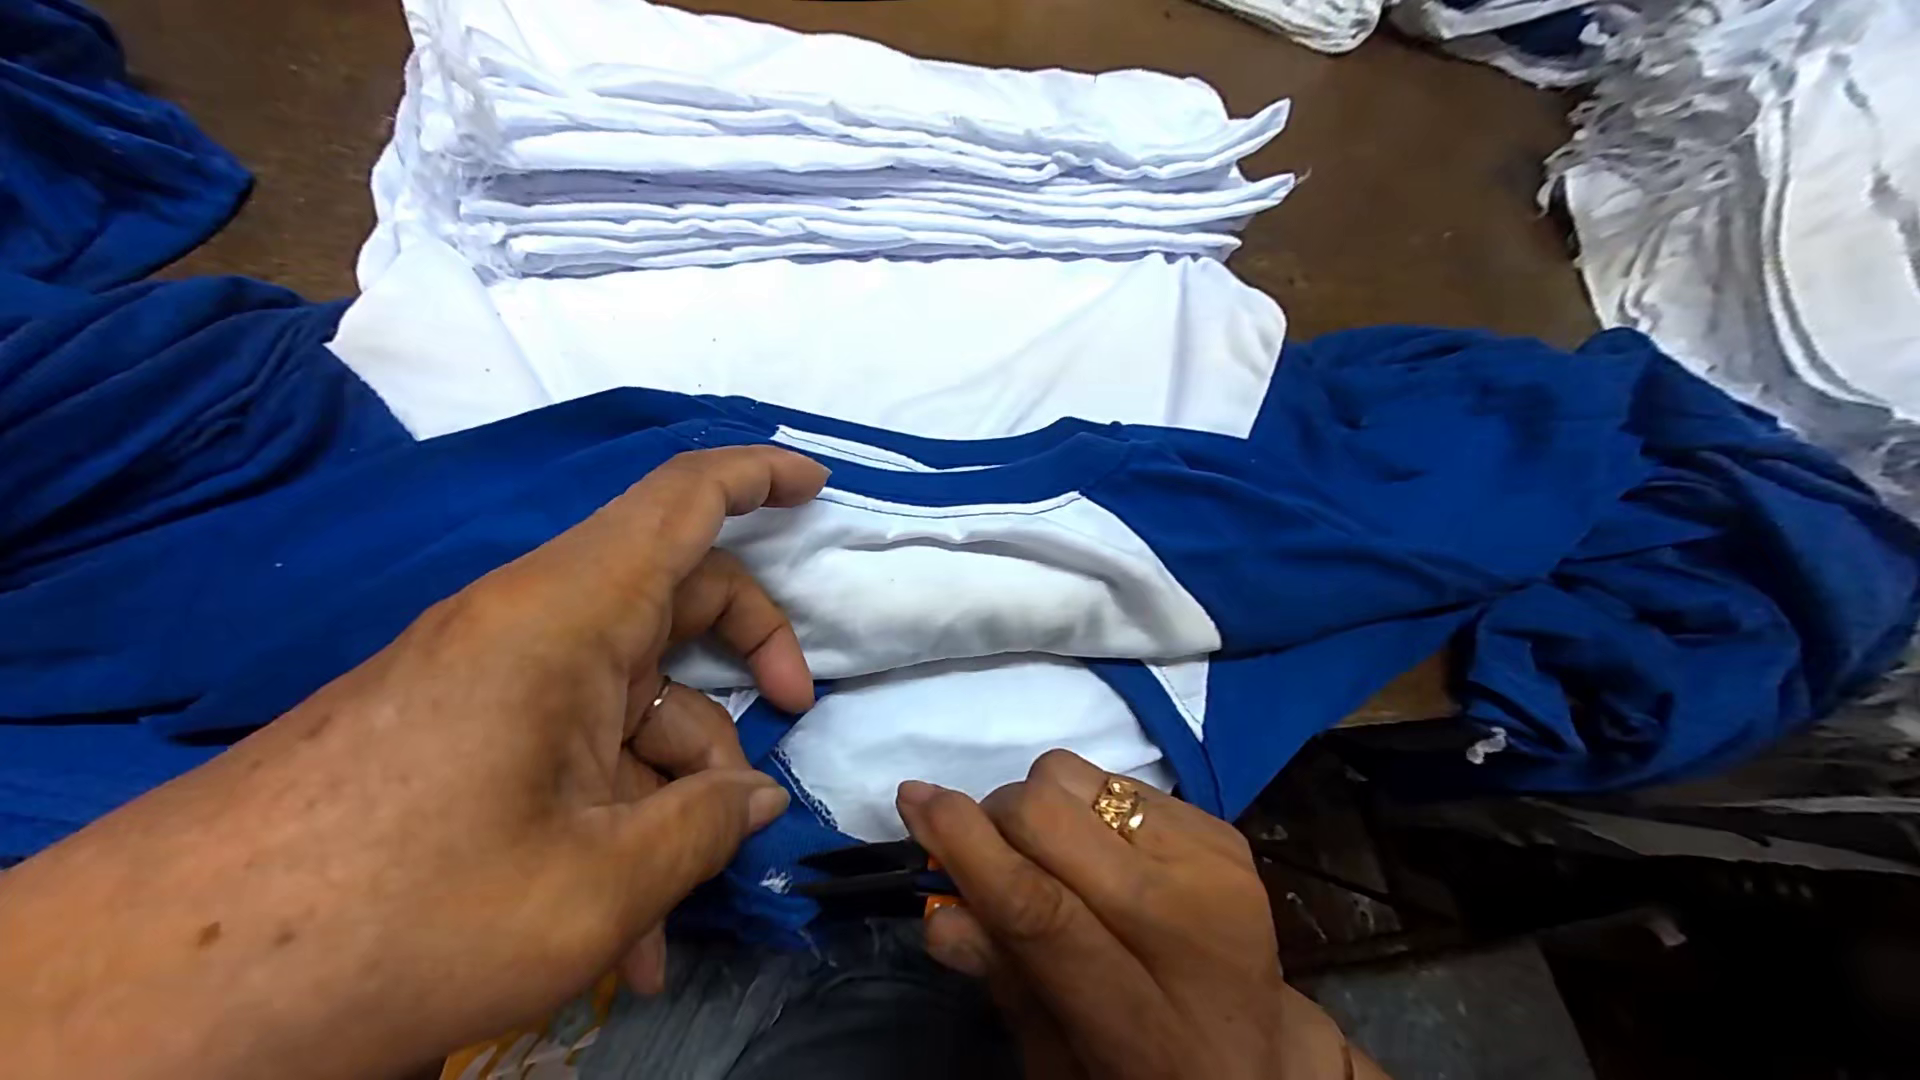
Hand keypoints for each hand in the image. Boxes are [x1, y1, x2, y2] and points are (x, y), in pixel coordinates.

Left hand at [0, 446, 827, 1079]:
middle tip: (794, 714)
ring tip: (676, 908)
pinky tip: (630, 930)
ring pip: (645, 697)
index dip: (756, 475)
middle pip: (685, 598)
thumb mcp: (585, 892)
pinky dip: (628, 818)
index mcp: (567, 617)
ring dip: (683, 784)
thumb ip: (702, 830)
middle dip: (754, 652)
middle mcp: (544, 627)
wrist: (136, 1000)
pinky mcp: (487, 733)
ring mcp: (513, 680)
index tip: (815, 483)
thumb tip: (759, 799)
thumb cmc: (379, 922)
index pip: (678, 500)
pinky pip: (594, 749)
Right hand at [897, 750, 1378, 1079]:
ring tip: (1057, 853)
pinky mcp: (1221, 828)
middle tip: (993, 848)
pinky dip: (1085, 804)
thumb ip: (1000, 976)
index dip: (967, 847)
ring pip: (1074, 775)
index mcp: (1148, 1024)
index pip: (1040, 911)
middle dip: (997, 817)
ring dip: (1040, 804)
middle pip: (1050, 817)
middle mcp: (1192, 927)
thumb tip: (937, 909)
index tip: (913, 799)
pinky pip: (1112, 775)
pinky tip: (1104, 851)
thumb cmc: (1138, 1066)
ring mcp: (1214, 865)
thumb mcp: (1056, 1057)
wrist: (1256, 1046)